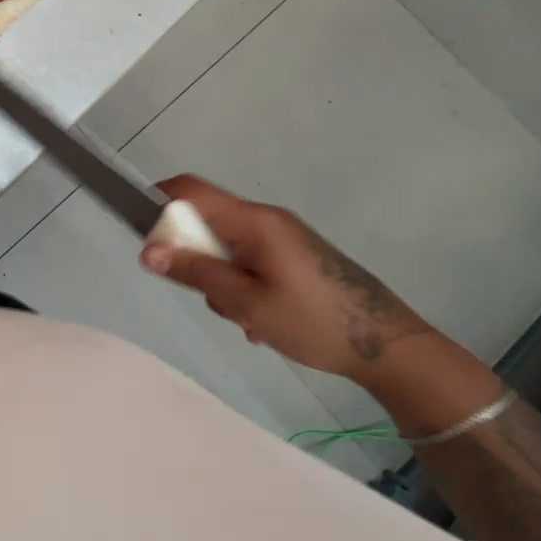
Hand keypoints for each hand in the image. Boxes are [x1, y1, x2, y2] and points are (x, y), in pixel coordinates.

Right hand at [139, 175, 436, 382]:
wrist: (396, 350)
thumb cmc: (316, 322)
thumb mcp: (246, 302)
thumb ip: (195, 273)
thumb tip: (147, 251)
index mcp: (254, 222)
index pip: (190, 189)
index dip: (157, 200)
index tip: (144, 234)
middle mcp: (267, 220)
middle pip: (206, 221)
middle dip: (194, 256)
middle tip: (206, 294)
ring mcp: (285, 238)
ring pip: (227, 247)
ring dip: (222, 279)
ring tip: (243, 318)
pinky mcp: (298, 257)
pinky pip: (252, 261)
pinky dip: (245, 285)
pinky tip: (262, 322)